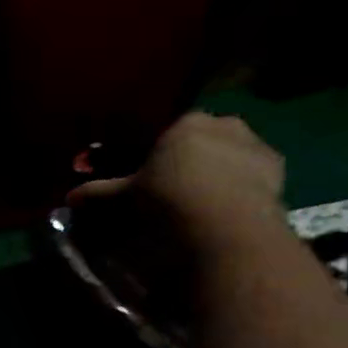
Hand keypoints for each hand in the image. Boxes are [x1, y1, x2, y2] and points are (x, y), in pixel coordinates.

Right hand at [68, 113, 286, 247]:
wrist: (224, 224)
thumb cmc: (166, 201)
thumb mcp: (125, 199)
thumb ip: (100, 193)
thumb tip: (69, 197)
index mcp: (185, 124)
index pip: (170, 134)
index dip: (159, 158)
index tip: (152, 181)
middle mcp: (224, 123)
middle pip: (204, 140)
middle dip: (193, 160)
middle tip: (177, 192)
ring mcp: (255, 143)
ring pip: (230, 155)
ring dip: (219, 172)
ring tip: (204, 204)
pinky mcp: (278, 167)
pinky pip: (251, 173)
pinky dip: (240, 186)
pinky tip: (226, 210)